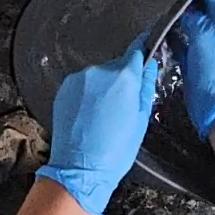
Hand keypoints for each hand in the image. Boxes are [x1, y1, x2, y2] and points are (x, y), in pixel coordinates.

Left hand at [36, 36, 160, 214]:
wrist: (79, 169)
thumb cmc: (114, 150)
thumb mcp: (141, 119)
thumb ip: (146, 87)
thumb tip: (150, 66)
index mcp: (124, 77)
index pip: (137, 50)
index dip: (143, 50)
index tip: (147, 46)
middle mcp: (99, 71)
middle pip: (117, 66)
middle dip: (122, 81)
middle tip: (123, 106)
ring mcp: (79, 79)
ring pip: (99, 77)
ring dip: (103, 88)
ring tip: (104, 116)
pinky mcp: (64, 88)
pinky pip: (82, 85)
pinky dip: (87, 95)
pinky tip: (89, 116)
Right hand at [176, 0, 214, 138]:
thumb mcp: (205, 36)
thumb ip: (195, 19)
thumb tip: (187, 9)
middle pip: (202, 13)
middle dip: (190, 2)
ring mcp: (204, 51)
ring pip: (190, 29)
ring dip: (180, 21)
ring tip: (167, 10)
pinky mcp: (193, 65)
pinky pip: (181, 47)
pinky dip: (173, 39)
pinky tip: (164, 34)